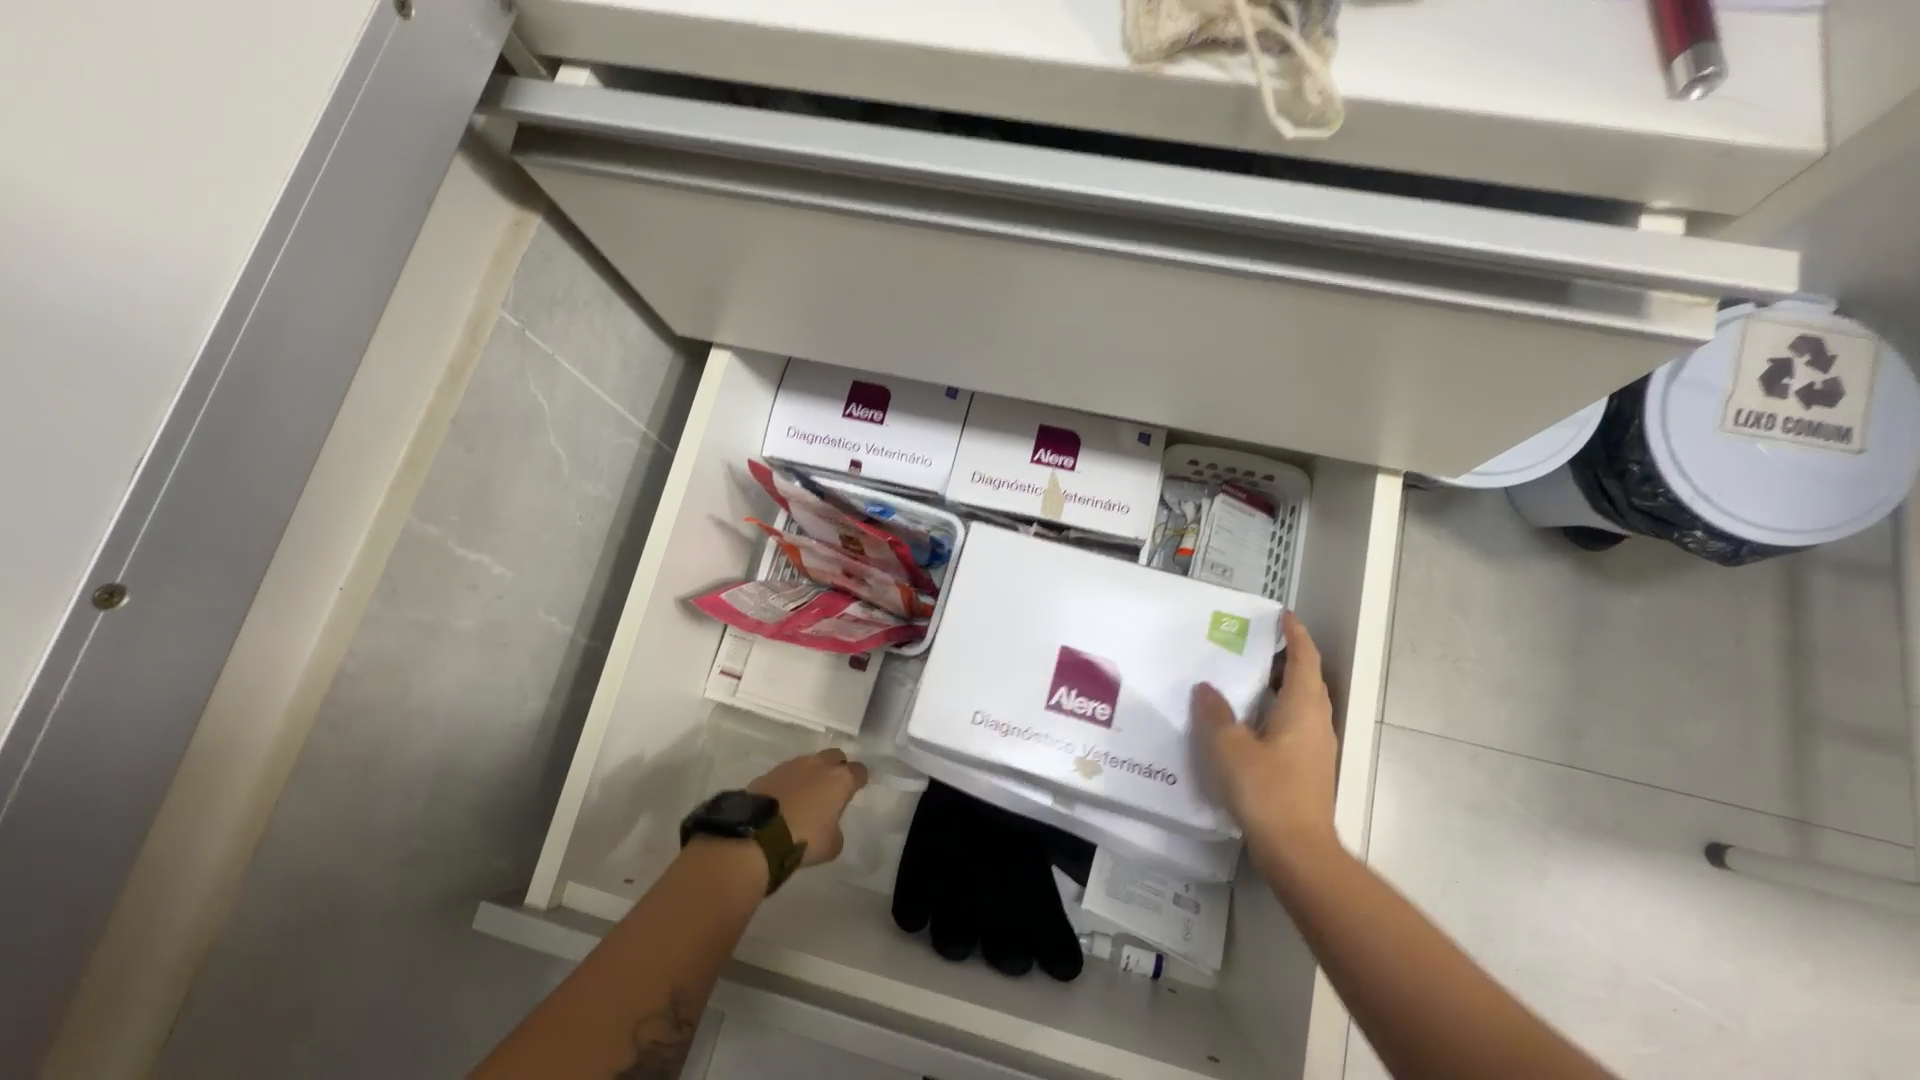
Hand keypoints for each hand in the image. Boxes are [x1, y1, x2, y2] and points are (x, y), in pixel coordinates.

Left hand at [748, 749, 869, 866]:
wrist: (757, 834)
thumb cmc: (804, 838)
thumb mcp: (832, 844)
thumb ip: (836, 829)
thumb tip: (829, 825)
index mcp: (840, 779)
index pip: (859, 770)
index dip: (860, 779)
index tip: (858, 788)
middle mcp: (818, 765)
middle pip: (835, 756)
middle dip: (837, 768)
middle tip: (833, 787)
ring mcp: (792, 765)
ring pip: (810, 762)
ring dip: (812, 774)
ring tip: (806, 795)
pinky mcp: (769, 772)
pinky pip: (787, 773)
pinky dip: (790, 782)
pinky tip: (786, 799)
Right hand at [1193, 611, 1338, 851]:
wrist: (1297, 849)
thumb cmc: (1265, 790)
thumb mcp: (1229, 748)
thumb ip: (1215, 714)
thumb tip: (1207, 689)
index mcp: (1302, 708)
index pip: (1304, 659)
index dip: (1296, 635)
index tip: (1284, 617)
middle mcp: (1316, 722)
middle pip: (1308, 680)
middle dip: (1288, 659)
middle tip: (1258, 647)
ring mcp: (1316, 748)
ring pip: (1303, 705)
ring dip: (1283, 687)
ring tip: (1249, 681)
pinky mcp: (1309, 769)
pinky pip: (1296, 726)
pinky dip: (1278, 712)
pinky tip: (1251, 724)